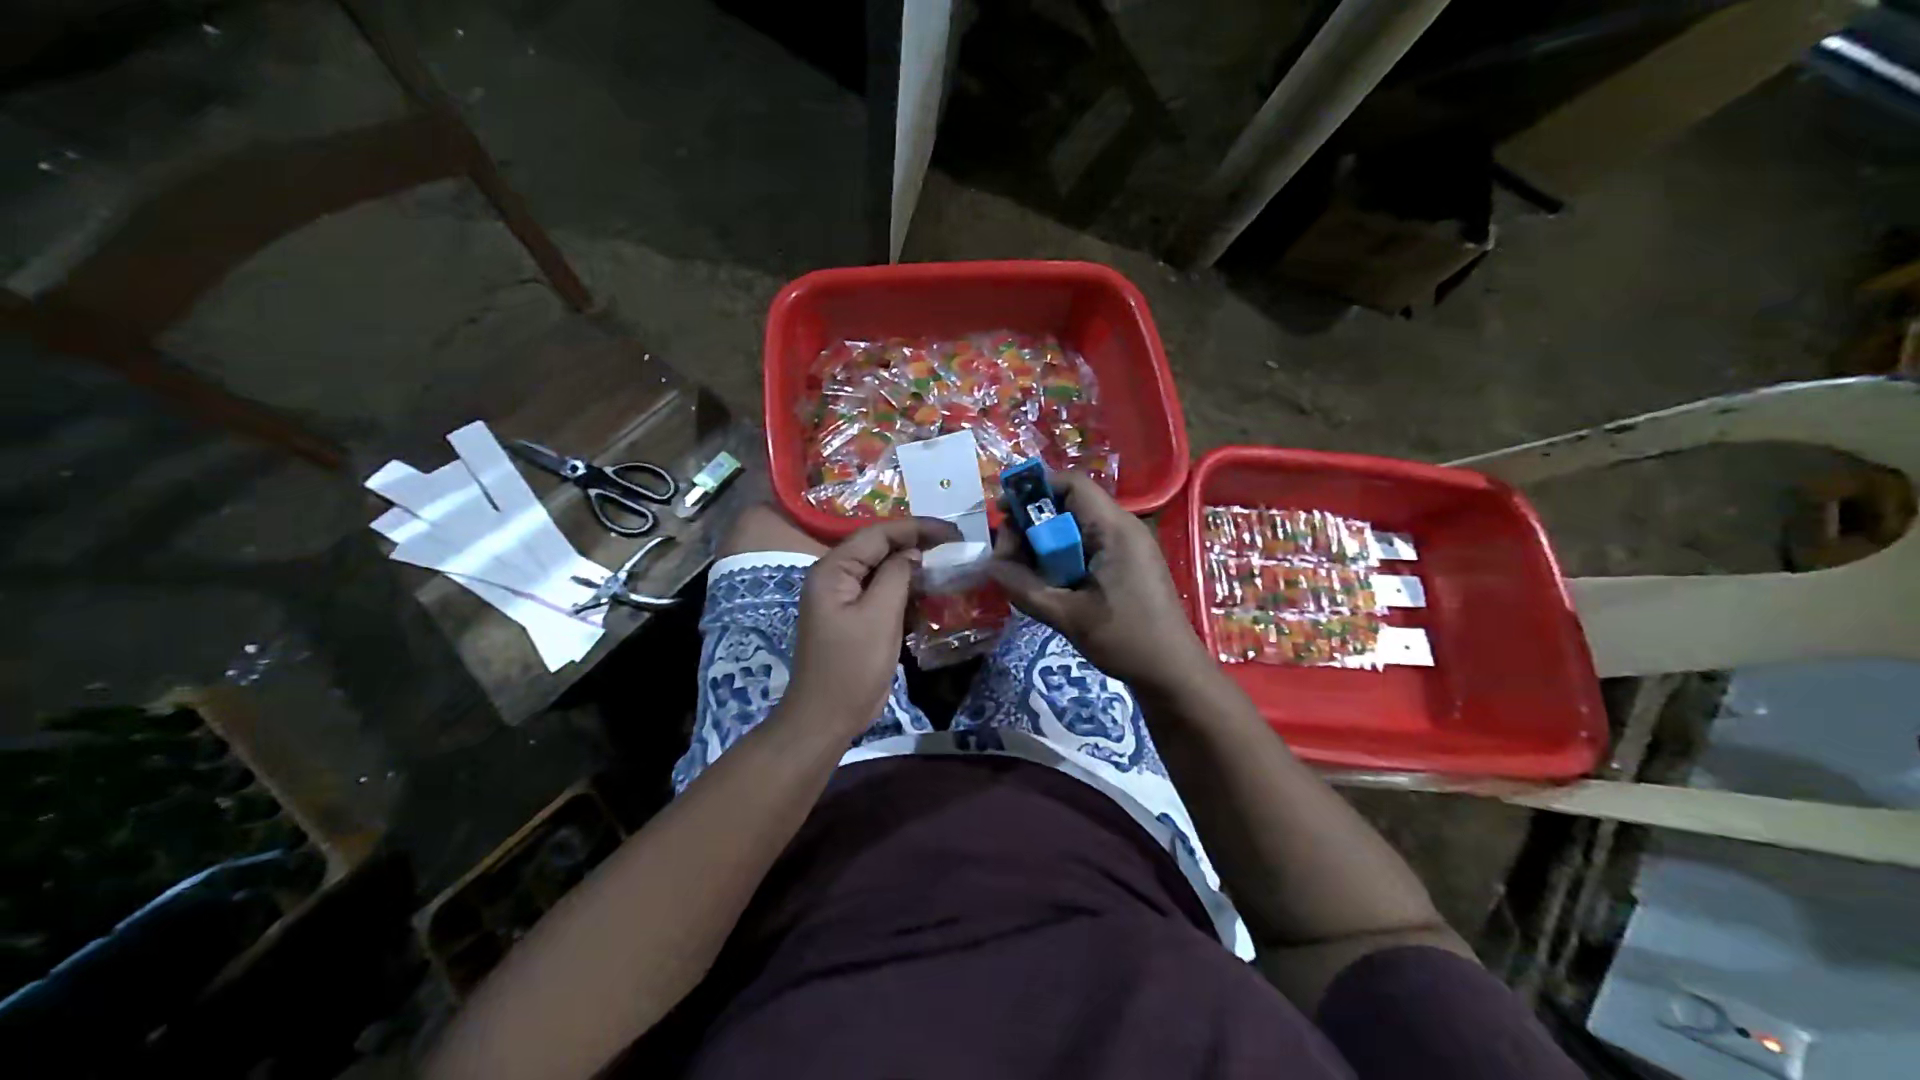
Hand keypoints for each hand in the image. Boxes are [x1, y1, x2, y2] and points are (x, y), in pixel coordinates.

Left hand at [784, 517, 961, 735]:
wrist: (826, 717)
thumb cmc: (852, 667)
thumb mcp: (879, 617)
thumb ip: (897, 576)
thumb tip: (914, 554)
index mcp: (832, 570)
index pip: (877, 534)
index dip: (916, 528)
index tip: (952, 532)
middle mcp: (834, 577)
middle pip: (879, 549)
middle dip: (917, 545)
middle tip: (955, 547)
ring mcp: (842, 598)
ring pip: (882, 571)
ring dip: (913, 569)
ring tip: (948, 566)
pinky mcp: (853, 618)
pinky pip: (881, 593)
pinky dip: (905, 592)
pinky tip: (929, 595)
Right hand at [990, 472, 1213, 694]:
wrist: (1173, 672)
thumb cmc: (1125, 639)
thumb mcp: (1066, 615)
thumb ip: (1023, 586)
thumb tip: (990, 565)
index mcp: (1114, 529)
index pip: (1070, 484)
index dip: (1033, 490)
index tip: (1004, 513)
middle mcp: (1123, 527)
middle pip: (1069, 504)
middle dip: (1032, 523)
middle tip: (1007, 554)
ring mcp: (1127, 545)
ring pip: (1075, 527)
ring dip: (1045, 543)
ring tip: (1022, 572)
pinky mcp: (1126, 564)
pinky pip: (1086, 545)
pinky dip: (1062, 556)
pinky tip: (1047, 582)